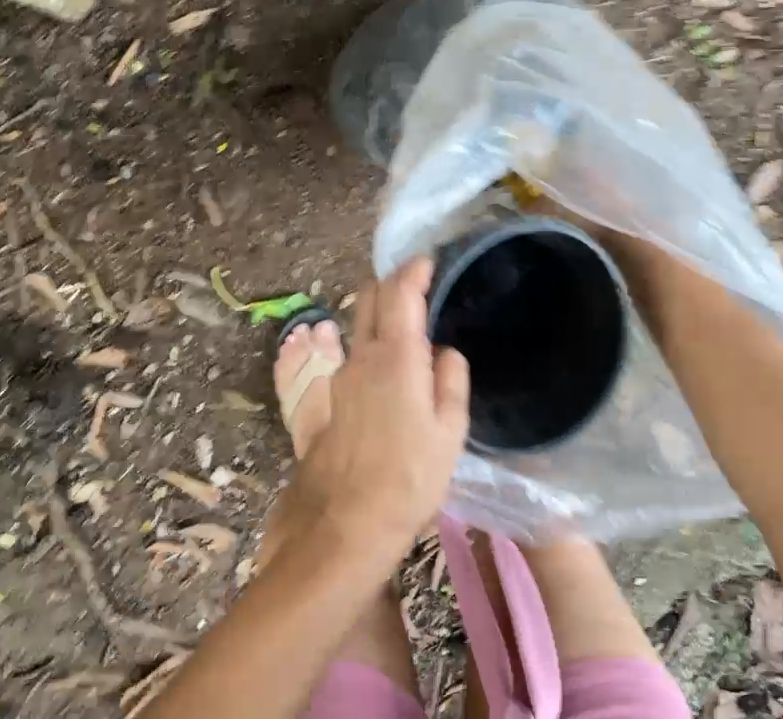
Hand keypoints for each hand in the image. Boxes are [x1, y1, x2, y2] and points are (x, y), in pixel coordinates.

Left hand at [279, 257, 469, 558]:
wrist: (347, 522)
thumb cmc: (411, 477)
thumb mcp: (450, 431)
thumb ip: (450, 381)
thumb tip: (444, 352)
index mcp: (397, 356)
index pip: (400, 292)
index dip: (414, 270)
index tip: (430, 260)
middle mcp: (363, 356)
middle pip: (369, 297)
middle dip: (392, 282)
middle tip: (420, 287)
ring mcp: (342, 376)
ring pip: (357, 324)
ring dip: (379, 313)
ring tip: (410, 328)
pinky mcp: (332, 397)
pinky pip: (353, 353)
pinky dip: (372, 342)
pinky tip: (391, 368)